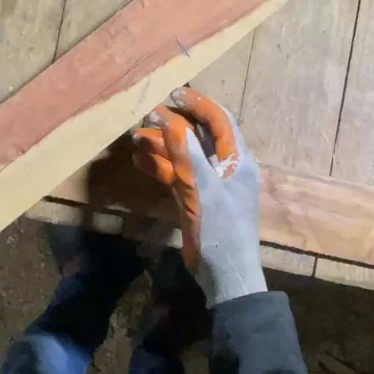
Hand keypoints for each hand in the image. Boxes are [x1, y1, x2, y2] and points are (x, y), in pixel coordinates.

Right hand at [130, 88, 266, 306]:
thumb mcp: (203, 189)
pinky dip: (160, 166)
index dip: (197, 103)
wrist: (226, 279)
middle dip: (173, 123)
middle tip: (147, 114)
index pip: (219, 119)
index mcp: (238, 159)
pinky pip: (178, 175)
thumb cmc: (222, 230)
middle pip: (199, 134)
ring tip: (135, 136)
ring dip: (162, 144)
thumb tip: (167, 118)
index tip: (171, 94)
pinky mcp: (197, 200)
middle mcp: (226, 167)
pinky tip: (138, 159)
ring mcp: (210, 184)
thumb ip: (186, 153)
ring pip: (185, 155)